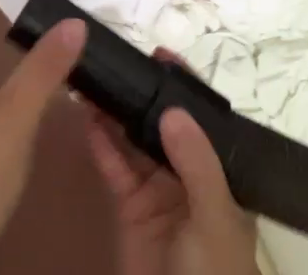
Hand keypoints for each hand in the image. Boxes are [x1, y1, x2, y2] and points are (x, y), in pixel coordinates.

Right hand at [84, 54, 259, 274]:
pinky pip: (115, 169)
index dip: (183, 86)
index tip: (158, 54)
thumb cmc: (216, 272)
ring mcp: (158, 192)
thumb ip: (196, 164)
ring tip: (93, 83)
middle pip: (162, 126)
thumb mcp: (214, 218)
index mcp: (220, 173)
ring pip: (134, 142)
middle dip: (141, 96)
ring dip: (115, 115)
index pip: (203, 120)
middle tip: (114, 62)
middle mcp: (189, 175)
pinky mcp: (130, 209)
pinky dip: (101, 146)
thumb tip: (171, 110)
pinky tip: (87, 120)